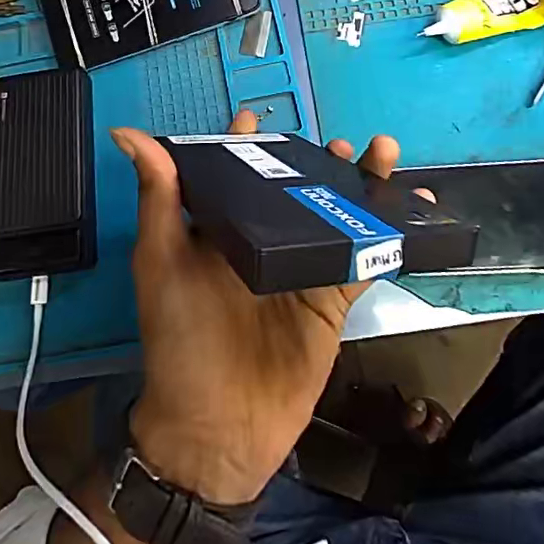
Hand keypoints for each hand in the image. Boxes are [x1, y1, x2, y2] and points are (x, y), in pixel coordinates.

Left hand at [108, 112, 402, 503]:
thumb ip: (156, 197)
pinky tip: (415, 206)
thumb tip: (128, 133)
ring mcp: (300, 268)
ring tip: (378, 154)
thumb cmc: (181, 338)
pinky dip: (393, 231)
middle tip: (336, 141)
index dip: (245, 144)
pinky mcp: (332, 297)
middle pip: (295, 187)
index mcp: (221, 228)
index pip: (234, 172)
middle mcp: (261, 240)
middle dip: (316, 160)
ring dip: (360, 183)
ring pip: (336, 213)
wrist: (218, 427)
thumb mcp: (161, 261)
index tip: (256, 116)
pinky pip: (367, 255)